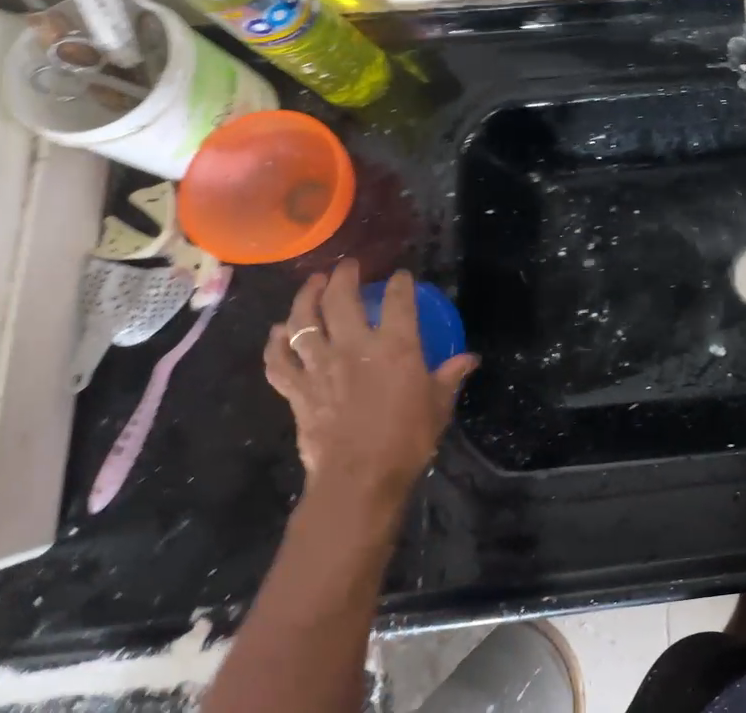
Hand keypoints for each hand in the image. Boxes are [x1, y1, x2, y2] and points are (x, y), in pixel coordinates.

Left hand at [264, 260, 476, 503]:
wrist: (360, 477)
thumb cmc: (407, 439)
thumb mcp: (439, 404)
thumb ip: (450, 376)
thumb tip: (469, 358)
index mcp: (396, 347)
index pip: (398, 301)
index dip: (400, 283)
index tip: (400, 276)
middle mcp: (354, 346)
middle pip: (341, 299)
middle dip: (344, 277)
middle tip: (347, 267)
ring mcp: (320, 366)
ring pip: (303, 321)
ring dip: (305, 298)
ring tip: (312, 285)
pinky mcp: (296, 389)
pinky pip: (278, 360)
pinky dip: (276, 344)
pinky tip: (278, 333)